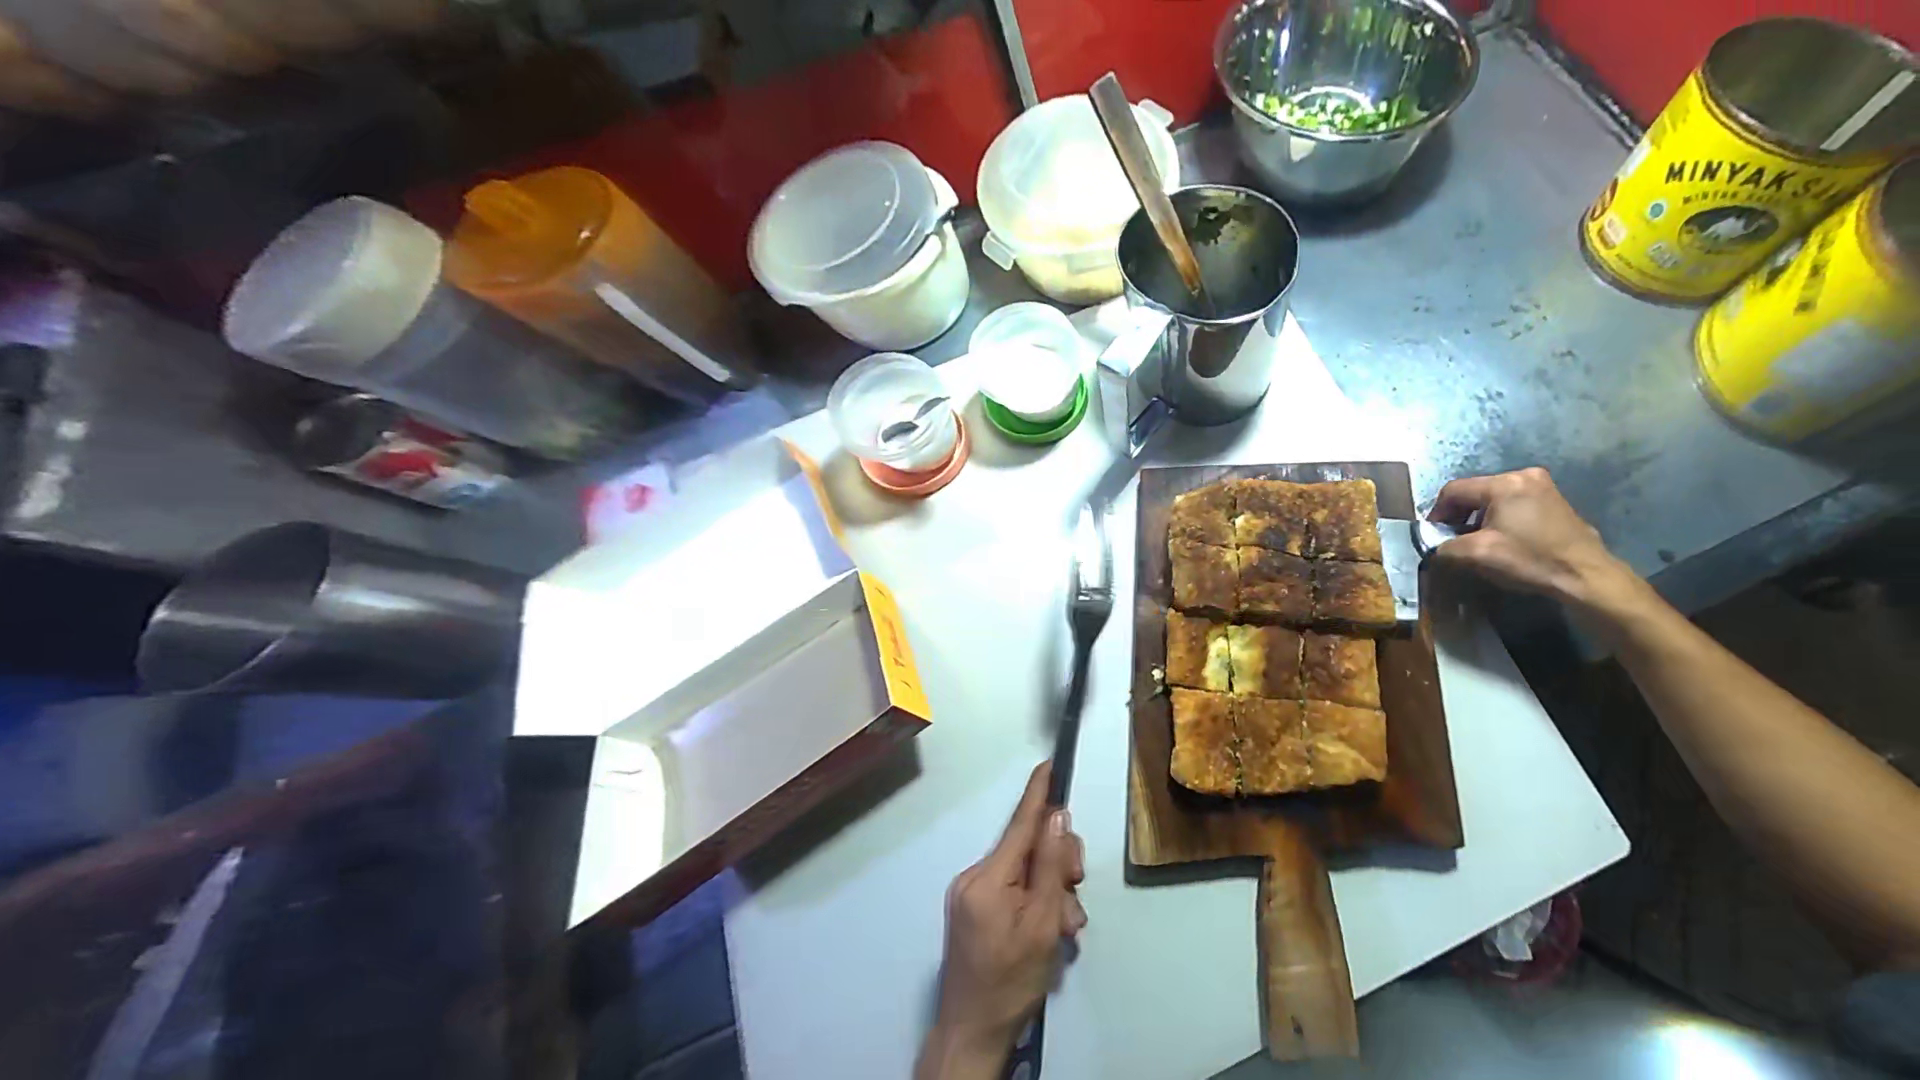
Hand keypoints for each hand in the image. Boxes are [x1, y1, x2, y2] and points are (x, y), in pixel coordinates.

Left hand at [916, 763, 1085, 1079]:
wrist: (973, 1032)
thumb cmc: (1012, 982)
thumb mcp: (1043, 925)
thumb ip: (1051, 868)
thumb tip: (1056, 818)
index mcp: (987, 877)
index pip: (1020, 825)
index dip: (1038, 794)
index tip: (1049, 764)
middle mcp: (974, 876)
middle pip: (1027, 848)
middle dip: (1059, 865)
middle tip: (1075, 898)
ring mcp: (971, 893)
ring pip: (1024, 872)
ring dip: (1052, 893)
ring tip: (1064, 930)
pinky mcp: (973, 909)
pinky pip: (1012, 889)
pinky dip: (1035, 902)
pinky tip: (1049, 931)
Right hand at [1427, 467, 1645, 615]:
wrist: (1586, 576)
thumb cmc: (1529, 559)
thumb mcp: (1476, 554)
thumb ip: (1444, 546)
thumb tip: (1434, 546)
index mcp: (1504, 483)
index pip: (1453, 491)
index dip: (1437, 513)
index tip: (1435, 536)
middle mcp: (1524, 475)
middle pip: (1474, 492)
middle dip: (1458, 515)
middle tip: (1454, 539)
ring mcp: (1543, 485)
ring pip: (1492, 497)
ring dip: (1478, 517)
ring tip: (1477, 540)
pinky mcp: (1554, 499)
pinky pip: (1512, 502)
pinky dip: (1499, 517)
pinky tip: (1502, 537)